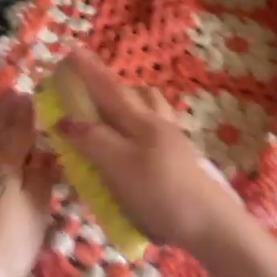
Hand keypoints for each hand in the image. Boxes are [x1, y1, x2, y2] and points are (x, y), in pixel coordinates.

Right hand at [55, 48, 246, 252]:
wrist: (213, 226)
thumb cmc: (161, 192)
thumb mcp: (119, 165)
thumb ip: (92, 140)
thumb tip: (63, 120)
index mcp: (139, 120)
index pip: (107, 87)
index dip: (87, 69)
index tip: (70, 50)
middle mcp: (156, 123)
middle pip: (131, 93)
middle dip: (108, 82)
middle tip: (89, 80)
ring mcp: (172, 142)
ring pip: (150, 108)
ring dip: (131, 100)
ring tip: (113, 110)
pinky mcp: (180, 162)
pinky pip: (157, 130)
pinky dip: (142, 125)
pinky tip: (136, 144)